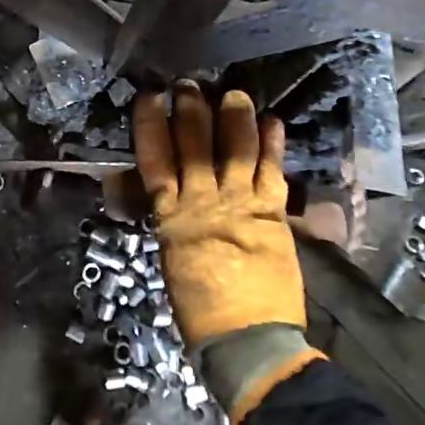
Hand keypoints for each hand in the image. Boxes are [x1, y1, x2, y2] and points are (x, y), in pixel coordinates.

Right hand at [135, 84, 301, 345]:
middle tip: (190, 84)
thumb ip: (173, 224)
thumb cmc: (203, 311)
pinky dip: (273, 144)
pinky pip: (272, 170)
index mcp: (173, 219)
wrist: (248, 340)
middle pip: (196, 146)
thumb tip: (168, 199)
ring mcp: (242, 204)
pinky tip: (273, 121)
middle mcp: (205, 203)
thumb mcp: (173, 263)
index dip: (153, 126)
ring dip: (235, 118)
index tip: (150, 97)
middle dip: (192, 111)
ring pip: (236, 150)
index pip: (156, 162)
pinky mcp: (273, 213)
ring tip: (234, 93)